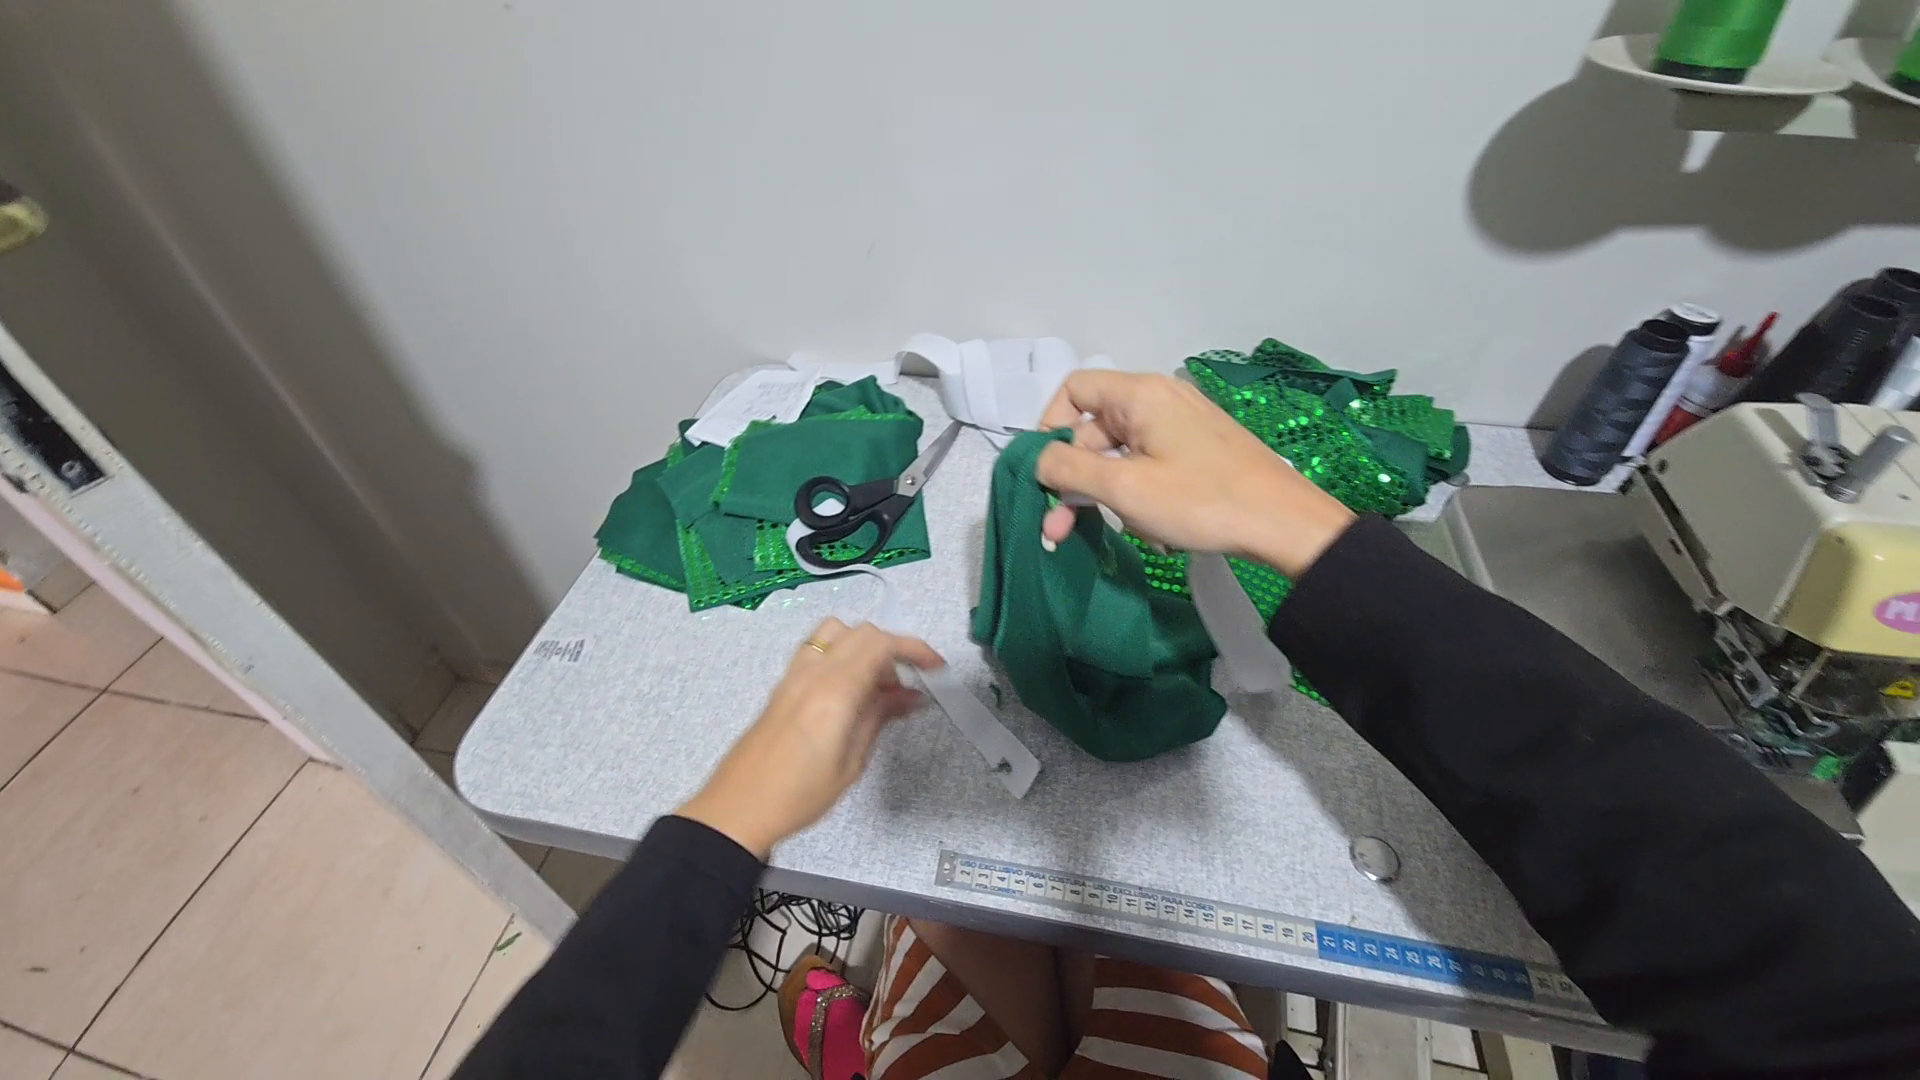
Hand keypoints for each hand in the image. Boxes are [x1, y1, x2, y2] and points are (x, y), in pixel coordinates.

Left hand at [676, 618, 942, 857]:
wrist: (737, 808)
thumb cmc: (799, 795)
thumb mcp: (852, 762)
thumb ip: (880, 717)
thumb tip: (910, 695)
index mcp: (835, 690)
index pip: (882, 645)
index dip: (915, 649)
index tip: (935, 667)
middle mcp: (813, 672)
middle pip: (862, 632)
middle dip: (892, 650)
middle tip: (903, 688)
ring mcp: (794, 674)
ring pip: (836, 633)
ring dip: (864, 647)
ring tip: (874, 686)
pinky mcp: (782, 684)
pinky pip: (817, 649)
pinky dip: (841, 655)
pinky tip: (848, 691)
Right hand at [1035, 371, 1355, 577]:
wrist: (1285, 524)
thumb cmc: (1200, 500)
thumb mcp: (1124, 488)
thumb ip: (1068, 469)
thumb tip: (1038, 460)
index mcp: (1140, 395)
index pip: (1073, 390)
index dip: (1050, 427)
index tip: (1046, 471)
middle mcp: (1158, 400)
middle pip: (1093, 430)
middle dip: (1075, 480)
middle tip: (1059, 527)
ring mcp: (1180, 426)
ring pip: (1119, 455)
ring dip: (1108, 495)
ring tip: (1123, 531)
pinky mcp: (1196, 452)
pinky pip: (1147, 466)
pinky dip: (1138, 496)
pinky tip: (1153, 529)